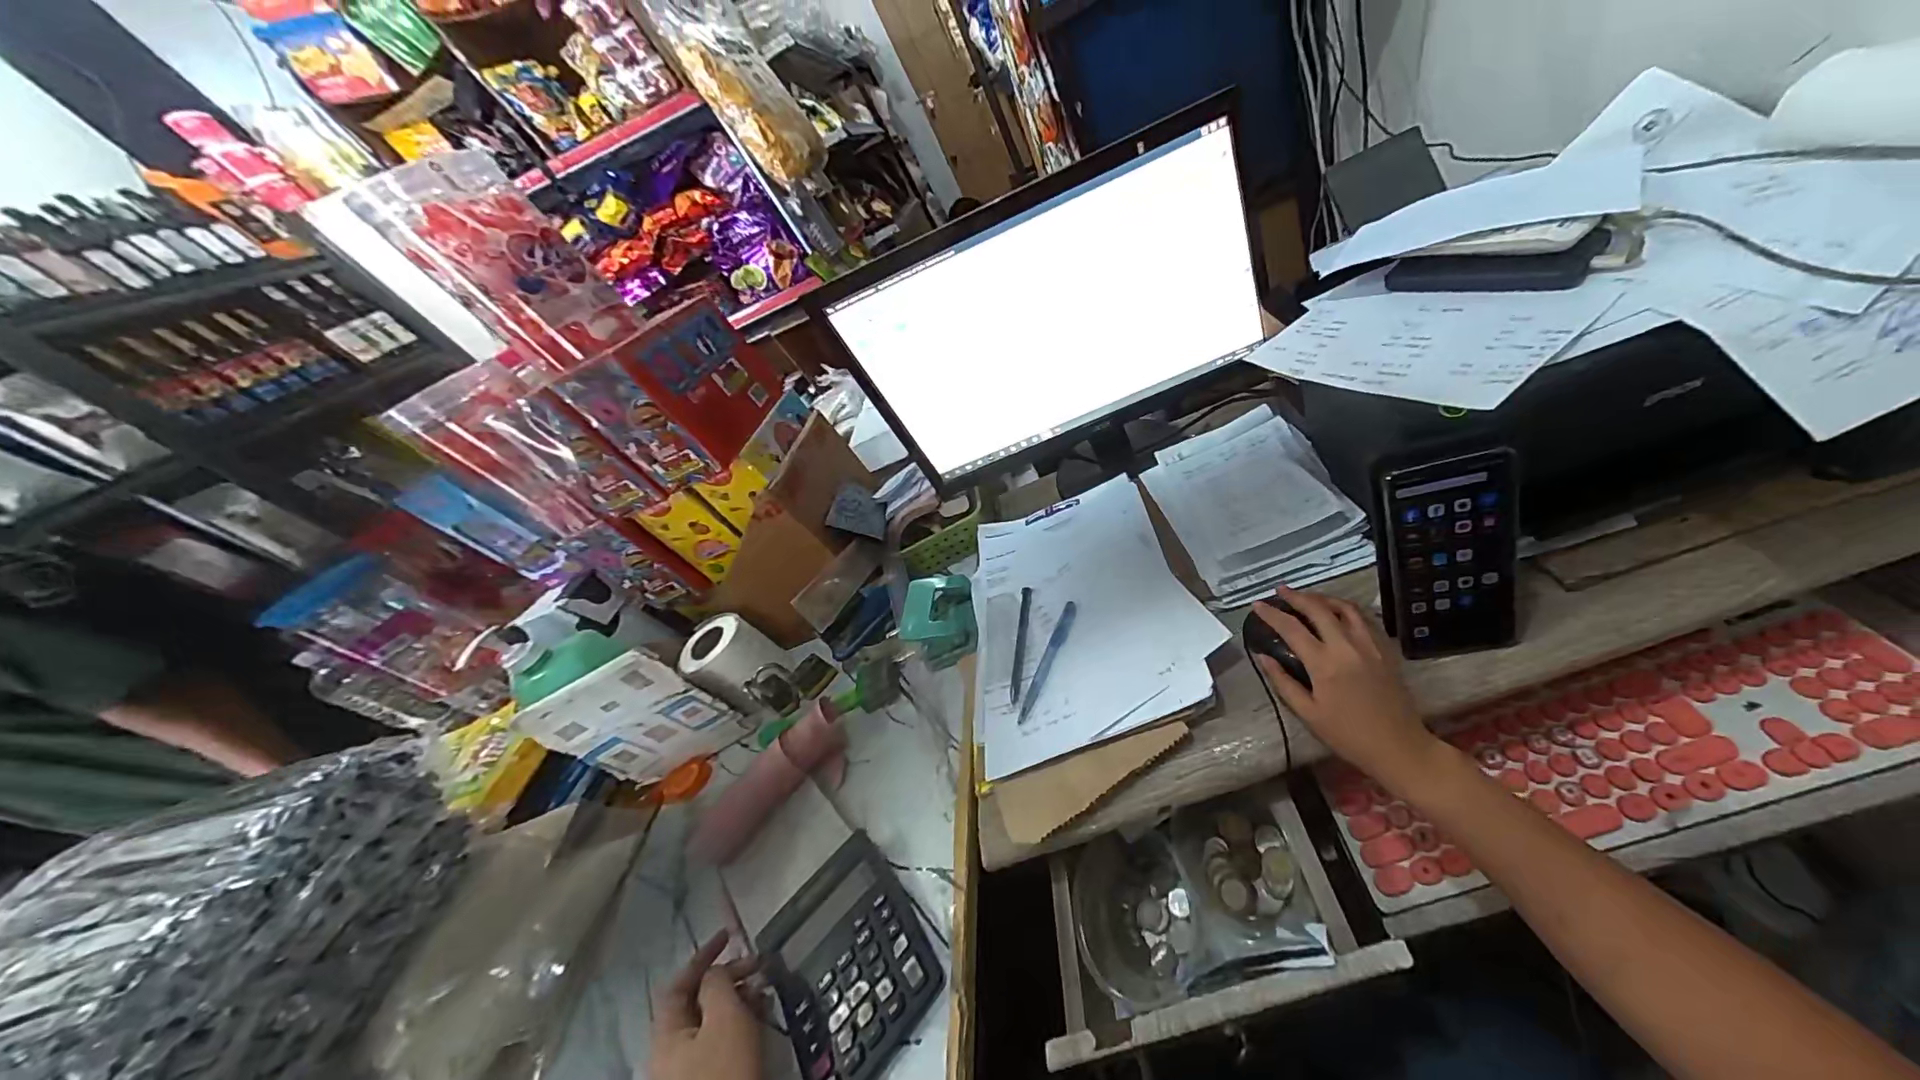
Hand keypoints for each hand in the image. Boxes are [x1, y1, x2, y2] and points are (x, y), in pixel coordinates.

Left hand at [648, 931, 761, 1079]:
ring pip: (712, 1023)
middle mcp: (670, 1052)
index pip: (679, 982)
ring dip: (738, 1001)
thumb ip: (718, 986)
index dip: (703, 955)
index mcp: (666, 1033)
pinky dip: (740, 1025)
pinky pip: (721, 1043)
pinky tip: (760, 1023)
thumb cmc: (723, 1073)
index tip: (729, 935)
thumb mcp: (724, 1019)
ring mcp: (687, 1072)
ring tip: (764, 993)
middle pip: (697, 1002)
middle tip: (758, 967)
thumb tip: (716, 971)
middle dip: (728, 979)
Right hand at [1250, 587, 1440, 785]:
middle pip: (1319, 609)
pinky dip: (1346, 610)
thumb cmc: (1347, 735)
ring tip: (1309, 597)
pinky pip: (1365, 620)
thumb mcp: (1308, 713)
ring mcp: (1370, 646)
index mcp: (1324, 664)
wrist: (1399, 747)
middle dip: (1297, 597)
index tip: (1258, 605)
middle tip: (1280, 592)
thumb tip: (1263, 657)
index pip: (1291, 628)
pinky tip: (1338, 614)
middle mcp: (1347, 647)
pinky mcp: (1386, 651)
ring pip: (1345, 608)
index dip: (1271, 614)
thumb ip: (1283, 682)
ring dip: (1323, 598)